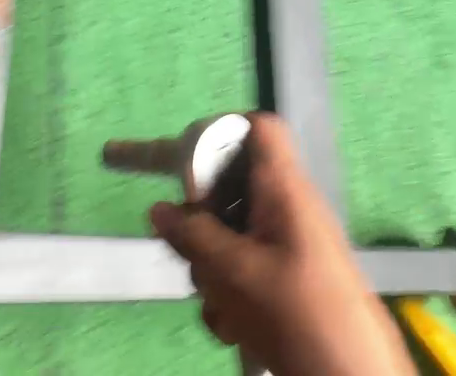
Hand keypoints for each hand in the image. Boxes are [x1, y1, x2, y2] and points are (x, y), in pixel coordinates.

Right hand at [150, 114, 415, 375]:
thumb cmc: (296, 310)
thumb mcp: (233, 272)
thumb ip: (193, 236)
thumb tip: (159, 209)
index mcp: (283, 187)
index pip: (258, 128)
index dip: (222, 132)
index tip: (189, 169)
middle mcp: (286, 207)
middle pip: (231, 188)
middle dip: (202, 223)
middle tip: (192, 253)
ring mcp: (287, 245)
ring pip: (231, 235)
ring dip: (213, 270)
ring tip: (220, 302)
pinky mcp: (286, 280)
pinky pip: (244, 269)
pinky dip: (231, 296)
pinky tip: (234, 327)